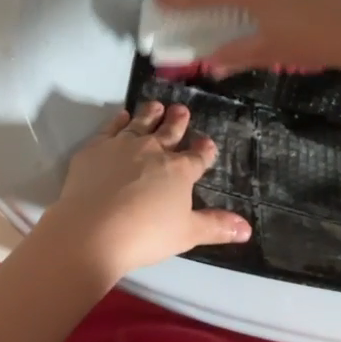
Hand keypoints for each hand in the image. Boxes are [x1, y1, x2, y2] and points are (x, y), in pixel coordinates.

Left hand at [39, 101, 250, 281]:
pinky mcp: (96, 147)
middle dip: (178, 121)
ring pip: (141, 122)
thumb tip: (247, 228)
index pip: (198, 156)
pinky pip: (111, 127)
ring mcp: (123, 144)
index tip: (207, 143)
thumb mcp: (187, 235)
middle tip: (181, 109)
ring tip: (157, 105)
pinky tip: (122, 116)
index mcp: (179, 170)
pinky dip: (119, 120)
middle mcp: (154, 150)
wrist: (93, 230)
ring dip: (151, 113)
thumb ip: (216, 227)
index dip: (204, 149)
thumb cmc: (145, 235)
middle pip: (170, 131)